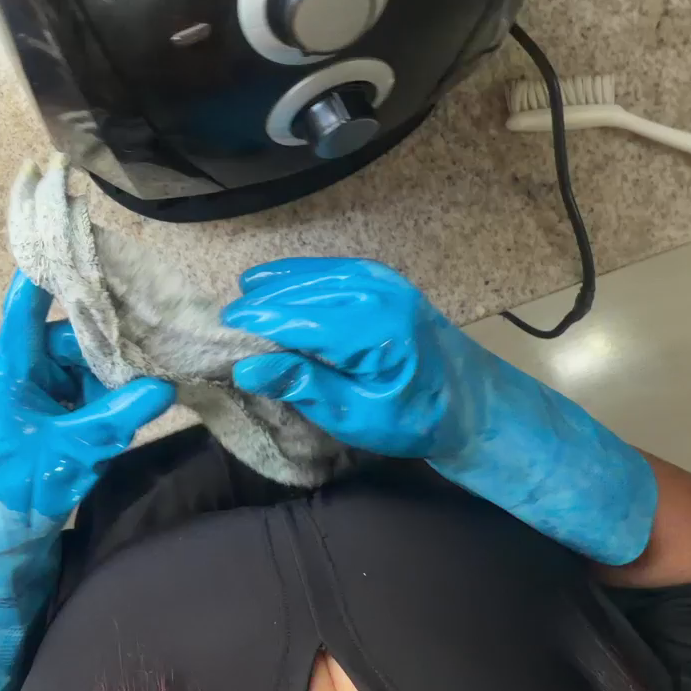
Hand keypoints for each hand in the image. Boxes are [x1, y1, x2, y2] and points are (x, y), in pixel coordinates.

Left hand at [0, 273, 173, 690]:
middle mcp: (33, 358)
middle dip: (110, 309)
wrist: (18, 524)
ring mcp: (54, 372)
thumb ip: (116, 419)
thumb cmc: (27, 485)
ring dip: (124, 343)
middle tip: (151, 291)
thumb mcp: (73, 452)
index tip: (69, 222)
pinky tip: (157, 361)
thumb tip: (165, 385)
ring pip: (95, 341)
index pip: (26, 302)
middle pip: (74, 317)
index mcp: (15, 365)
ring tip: (164, 332)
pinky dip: (126, 366)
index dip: (45, 262)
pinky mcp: (72, 388)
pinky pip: (103, 364)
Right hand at [221, 257, 458, 458]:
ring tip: (240, 321)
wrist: (477, 403)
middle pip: (289, 292)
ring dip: (267, 297)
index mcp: (371, 328)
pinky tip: (268, 293)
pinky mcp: (374, 274)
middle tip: (223, 339)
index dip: (247, 326)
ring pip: (299, 277)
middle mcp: (371, 290)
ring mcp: (374, 276)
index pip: (289, 318)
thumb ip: (304, 386)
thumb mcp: (359, 418)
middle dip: (253, 312)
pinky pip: (317, 270)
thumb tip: (245, 367)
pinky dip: (289, 283)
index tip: (214, 340)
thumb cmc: (416, 420)